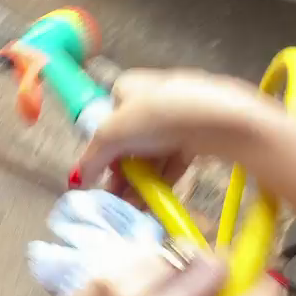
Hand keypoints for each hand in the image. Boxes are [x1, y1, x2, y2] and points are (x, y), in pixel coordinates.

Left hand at [12, 242, 281, 295]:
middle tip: (202, 273)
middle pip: (214, 264)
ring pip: (180, 250)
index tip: (270, 282)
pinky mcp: (112, 272)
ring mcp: (135, 293)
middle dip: (214, 265)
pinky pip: (148, 249)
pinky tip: (138, 274)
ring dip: (179, 258)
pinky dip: (151, 256)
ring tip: (164, 275)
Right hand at [77, 69, 277, 199]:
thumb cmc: (159, 114)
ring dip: (141, 182)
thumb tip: (76, 178)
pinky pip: (174, 161)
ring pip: (152, 155)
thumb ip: (90, 159)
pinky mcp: (198, 135)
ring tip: (135, 207)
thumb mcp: (112, 135)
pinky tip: (155, 201)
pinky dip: (163, 180)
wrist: (218, 119)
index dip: (102, 152)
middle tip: (117, 199)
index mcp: (128, 88)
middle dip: (122, 173)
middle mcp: (151, 99)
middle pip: (130, 143)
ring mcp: (177, 117)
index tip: (100, 179)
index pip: (106, 122)